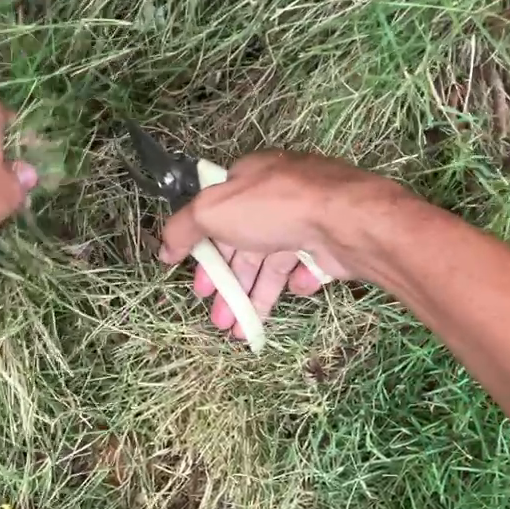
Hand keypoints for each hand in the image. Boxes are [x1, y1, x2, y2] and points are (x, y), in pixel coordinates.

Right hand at [158, 152, 394, 339]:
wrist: (345, 222)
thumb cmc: (274, 209)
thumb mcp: (212, 211)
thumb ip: (183, 228)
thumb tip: (164, 248)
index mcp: (249, 179)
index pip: (216, 215)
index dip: (203, 251)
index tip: (196, 282)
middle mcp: (277, 196)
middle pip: (242, 247)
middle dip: (227, 285)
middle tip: (216, 317)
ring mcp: (305, 220)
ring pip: (270, 264)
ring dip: (251, 296)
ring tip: (239, 329)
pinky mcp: (327, 244)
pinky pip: (303, 268)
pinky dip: (293, 283)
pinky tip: (290, 292)